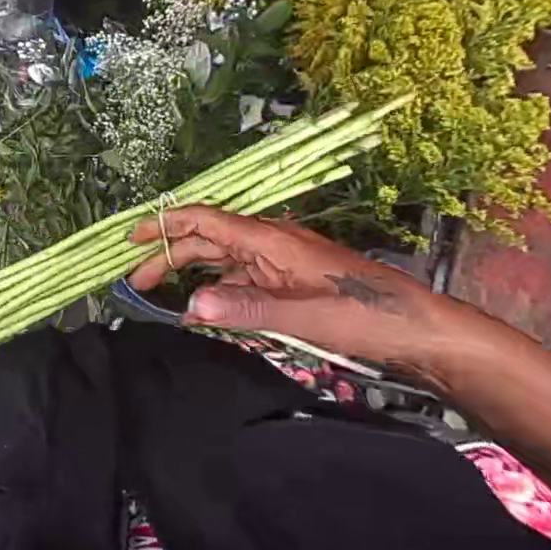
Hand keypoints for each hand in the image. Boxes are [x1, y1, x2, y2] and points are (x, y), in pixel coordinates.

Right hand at [128, 206, 470, 369]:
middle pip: (206, 240)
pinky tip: (204, 310)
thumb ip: (243, 309)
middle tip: (136, 281)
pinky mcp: (288, 280)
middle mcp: (269, 243)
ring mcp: (279, 261)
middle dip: (168, 256)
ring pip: (220, 260)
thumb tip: (187, 307)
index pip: (205, 220)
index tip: (132, 237)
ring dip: (189, 274)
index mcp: (269, 239)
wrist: (418, 329)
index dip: (165, 224)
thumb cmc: (365, 315)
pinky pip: (240, 279)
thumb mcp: (302, 315)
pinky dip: (215, 291)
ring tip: (160, 296)